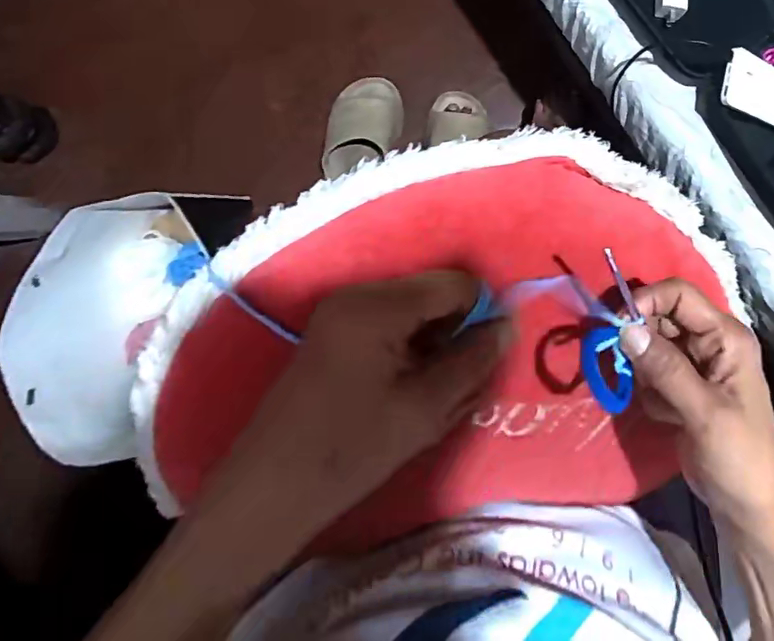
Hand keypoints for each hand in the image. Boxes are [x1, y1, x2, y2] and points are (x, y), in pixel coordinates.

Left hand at [216, 270, 511, 525]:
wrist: (267, 490)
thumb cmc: (349, 451)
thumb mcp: (423, 410)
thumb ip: (472, 361)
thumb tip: (507, 326)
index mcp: (378, 305)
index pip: (455, 283)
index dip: (481, 314)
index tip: (485, 357)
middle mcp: (358, 292)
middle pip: (432, 292)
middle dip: (455, 329)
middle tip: (457, 383)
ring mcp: (340, 309)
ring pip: (413, 308)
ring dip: (433, 340)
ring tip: (429, 392)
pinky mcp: (332, 328)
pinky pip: (389, 321)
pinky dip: (408, 344)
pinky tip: (404, 388)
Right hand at [621, 278, 773, 531]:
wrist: (750, 513)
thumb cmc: (738, 458)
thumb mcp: (704, 412)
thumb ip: (665, 368)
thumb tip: (626, 328)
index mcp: (726, 337)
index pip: (679, 294)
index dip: (647, 300)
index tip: (618, 325)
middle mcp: (711, 342)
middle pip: (661, 315)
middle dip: (638, 336)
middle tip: (623, 365)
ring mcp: (696, 365)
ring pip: (652, 342)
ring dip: (642, 367)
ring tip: (656, 401)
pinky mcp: (683, 387)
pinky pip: (651, 370)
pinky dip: (647, 387)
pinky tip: (663, 415)